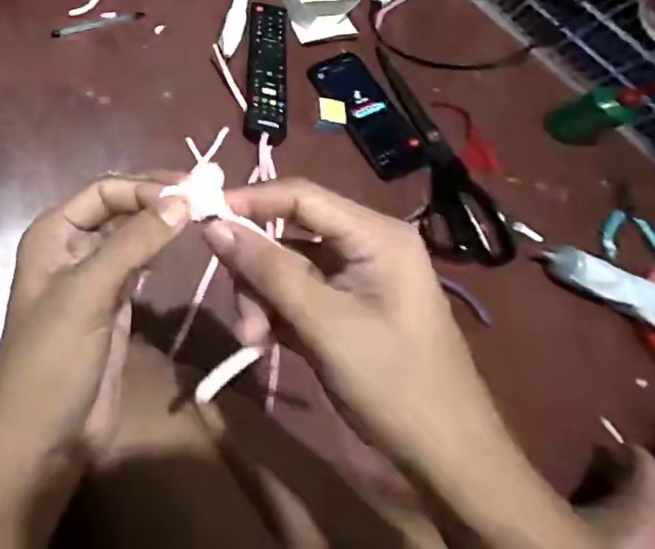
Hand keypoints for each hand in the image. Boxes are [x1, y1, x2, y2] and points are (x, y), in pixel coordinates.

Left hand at [0, 176, 188, 472]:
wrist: (43, 444)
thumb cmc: (54, 360)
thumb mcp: (89, 293)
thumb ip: (134, 242)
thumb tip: (183, 199)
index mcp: (53, 234)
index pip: (105, 191)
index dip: (145, 187)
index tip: (190, 192)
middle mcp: (71, 247)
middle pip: (120, 207)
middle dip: (157, 198)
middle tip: (205, 194)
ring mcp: (93, 276)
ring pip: (132, 234)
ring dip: (162, 222)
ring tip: (203, 212)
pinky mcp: (113, 304)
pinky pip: (140, 263)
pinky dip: (160, 250)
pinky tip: (181, 244)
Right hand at [200, 179, 505, 477]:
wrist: (449, 458)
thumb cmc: (393, 382)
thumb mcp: (323, 323)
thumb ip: (267, 270)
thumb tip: (214, 226)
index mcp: (375, 234)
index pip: (302, 195)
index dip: (252, 200)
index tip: (205, 217)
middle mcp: (366, 243)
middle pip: (290, 234)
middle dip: (258, 270)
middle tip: (240, 314)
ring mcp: (358, 276)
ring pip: (289, 266)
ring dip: (263, 298)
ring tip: (253, 341)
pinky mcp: (350, 305)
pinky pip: (301, 292)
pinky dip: (278, 312)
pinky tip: (266, 342)